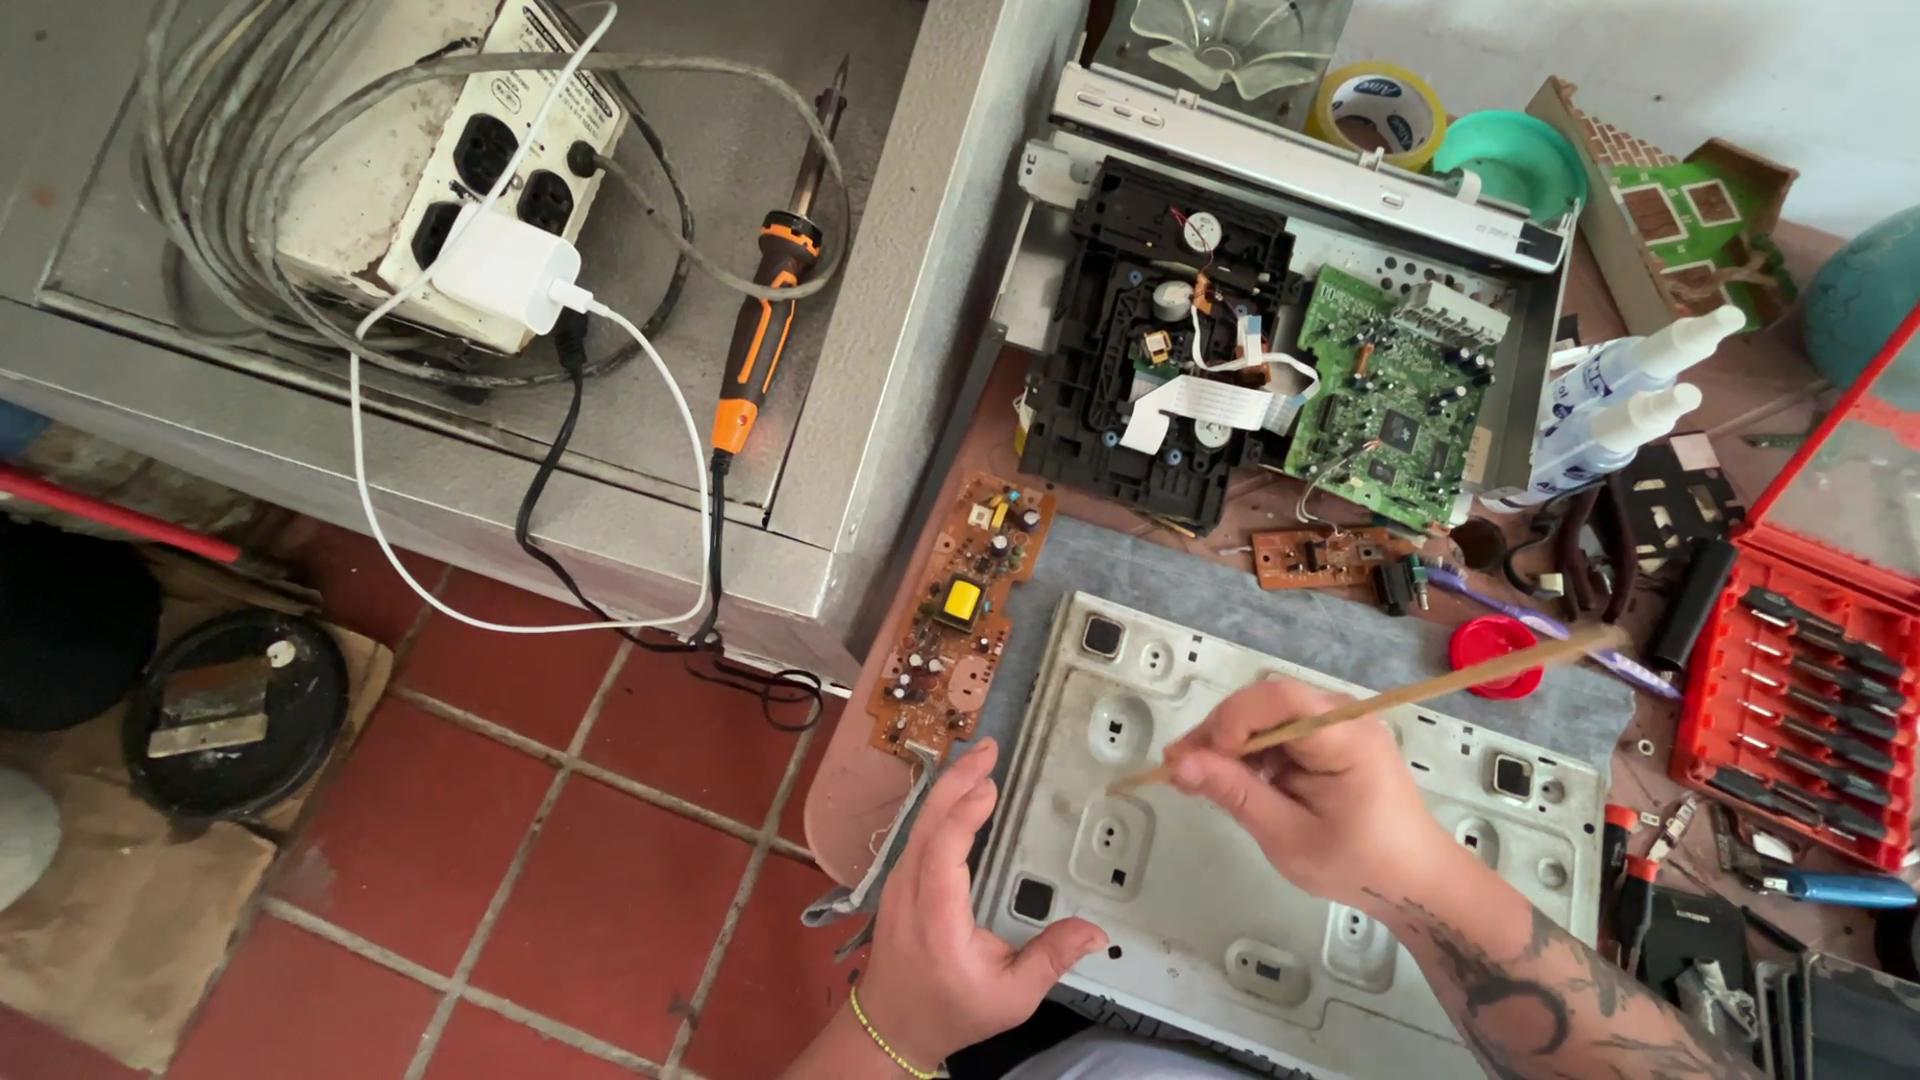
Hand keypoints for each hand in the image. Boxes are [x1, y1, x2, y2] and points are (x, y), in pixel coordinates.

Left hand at [857, 738, 1107, 1066]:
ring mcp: (899, 879)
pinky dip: (942, 800)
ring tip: (981, 755)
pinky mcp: (900, 875)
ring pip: (920, 819)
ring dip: (950, 783)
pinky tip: (961, 785)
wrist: (891, 1024)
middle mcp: (910, 888)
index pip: (942, 852)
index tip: (990, 786)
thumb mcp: (1010, 997)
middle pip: (928, 820)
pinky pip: (919, 828)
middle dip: (958, 778)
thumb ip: (1050, 960)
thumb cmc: (951, 1010)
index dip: (963, 814)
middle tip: (990, 748)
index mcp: (935, 916)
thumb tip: (1096, 932)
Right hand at [1162, 678, 1448, 911]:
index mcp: (1346, 737)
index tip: (1201, 758)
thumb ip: (1236, 794)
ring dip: (1225, 743)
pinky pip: (1273, 729)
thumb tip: (1179, 764)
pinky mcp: (1325, 735)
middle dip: (1217, 733)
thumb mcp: (1289, 838)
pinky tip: (1224, 776)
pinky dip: (1244, 751)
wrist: (1414, 881)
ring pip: (1261, 715)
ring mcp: (1334, 722)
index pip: (1280, 699)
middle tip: (1178, 770)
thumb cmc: (1359, 864)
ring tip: (1192, 777)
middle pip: (1263, 703)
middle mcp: (1341, 715)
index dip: (1233, 718)